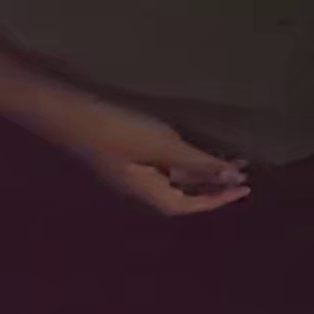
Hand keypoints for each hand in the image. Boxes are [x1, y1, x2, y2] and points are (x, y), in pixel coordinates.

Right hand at [28, 90, 249, 214]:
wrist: (66, 108)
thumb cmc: (117, 130)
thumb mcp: (165, 148)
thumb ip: (199, 164)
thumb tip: (235, 179)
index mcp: (141, 189)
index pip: (182, 206)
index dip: (215, 201)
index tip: (245, 190)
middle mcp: (136, 183)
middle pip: (182, 194)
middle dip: (215, 187)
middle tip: (247, 176)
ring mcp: (132, 167)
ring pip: (178, 177)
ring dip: (208, 172)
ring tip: (239, 163)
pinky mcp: (131, 152)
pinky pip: (169, 163)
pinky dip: (194, 161)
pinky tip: (212, 151)